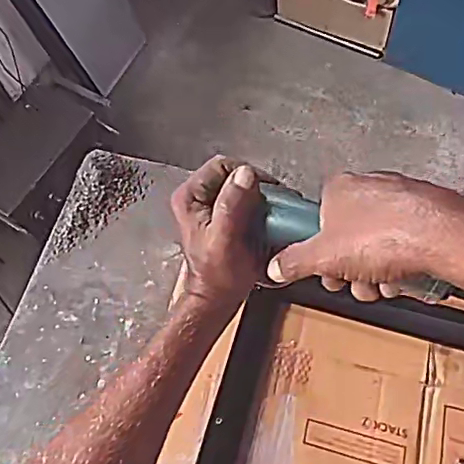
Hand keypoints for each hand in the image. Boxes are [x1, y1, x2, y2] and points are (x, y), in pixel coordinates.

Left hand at [171, 155, 264, 310]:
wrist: (218, 298)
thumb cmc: (218, 275)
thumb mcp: (225, 237)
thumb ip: (232, 204)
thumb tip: (245, 174)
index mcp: (190, 197)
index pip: (223, 166)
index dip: (247, 174)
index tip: (265, 190)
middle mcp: (197, 198)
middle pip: (233, 175)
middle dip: (256, 186)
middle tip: (273, 202)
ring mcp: (211, 208)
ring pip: (241, 187)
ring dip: (260, 197)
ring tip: (273, 210)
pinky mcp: (224, 218)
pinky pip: (246, 201)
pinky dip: (260, 207)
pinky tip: (268, 219)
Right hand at [265, 172, 463, 300]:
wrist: (442, 236)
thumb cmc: (386, 235)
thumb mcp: (324, 258)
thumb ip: (295, 262)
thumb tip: (275, 267)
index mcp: (339, 189)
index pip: (317, 220)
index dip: (319, 252)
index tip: (324, 271)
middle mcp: (369, 187)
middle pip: (348, 237)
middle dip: (351, 269)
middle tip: (355, 284)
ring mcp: (400, 199)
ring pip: (377, 244)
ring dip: (376, 274)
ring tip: (384, 285)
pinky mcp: (425, 214)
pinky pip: (404, 244)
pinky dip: (402, 264)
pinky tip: (405, 278)